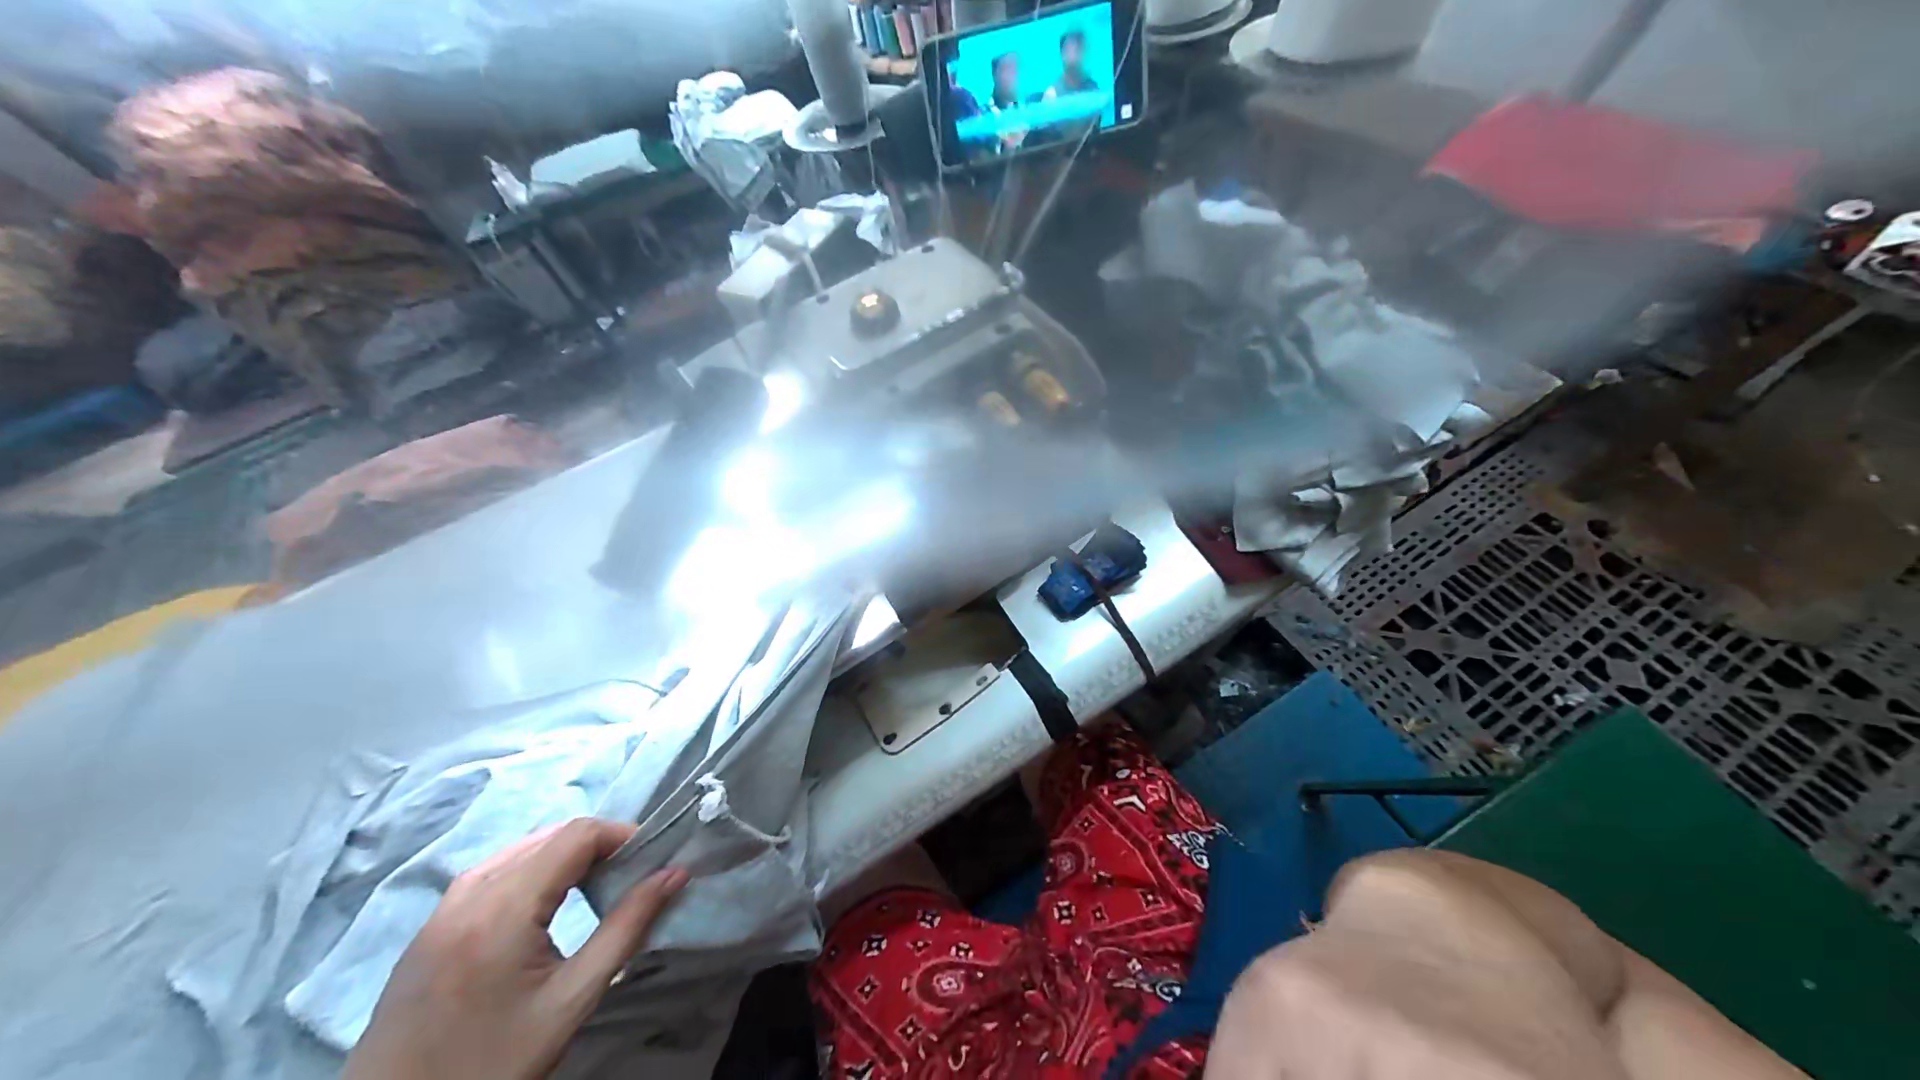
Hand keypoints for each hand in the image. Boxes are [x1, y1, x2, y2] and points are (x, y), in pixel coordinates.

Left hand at [344, 819, 688, 1079]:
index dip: (623, 835)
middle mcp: (469, 893)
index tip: (653, 860)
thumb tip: (674, 874)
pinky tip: (547, 903)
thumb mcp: (570, 1001)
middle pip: (551, 835)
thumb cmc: (491, 1065)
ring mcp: (443, 907)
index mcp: (502, 907)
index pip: (577, 834)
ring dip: (567, 856)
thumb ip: (626, 928)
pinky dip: (534, 870)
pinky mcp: (431, 925)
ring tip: (598, 887)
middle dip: (599, 845)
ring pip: (522, 849)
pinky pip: (494, 871)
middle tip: (632, 875)